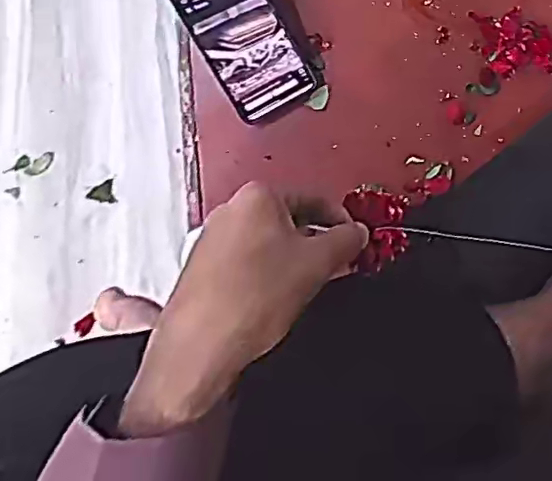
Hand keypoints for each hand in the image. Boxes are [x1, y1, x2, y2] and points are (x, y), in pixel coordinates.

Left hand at [119, 183, 367, 435]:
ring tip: (305, 286)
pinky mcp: (198, 274)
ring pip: (267, 243)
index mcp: (257, 196)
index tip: (351, 239)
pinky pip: (245, 264)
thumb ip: (348, 238)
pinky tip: (274, 300)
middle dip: (315, 243)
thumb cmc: (250, 300)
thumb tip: (356, 233)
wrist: (196, 356)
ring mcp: (209, 243)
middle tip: (333, 263)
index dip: (340, 222)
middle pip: (289, 221)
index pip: (315, 200)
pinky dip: (265, 277)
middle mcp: (229, 212)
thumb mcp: (320, 261)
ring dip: (291, 261)